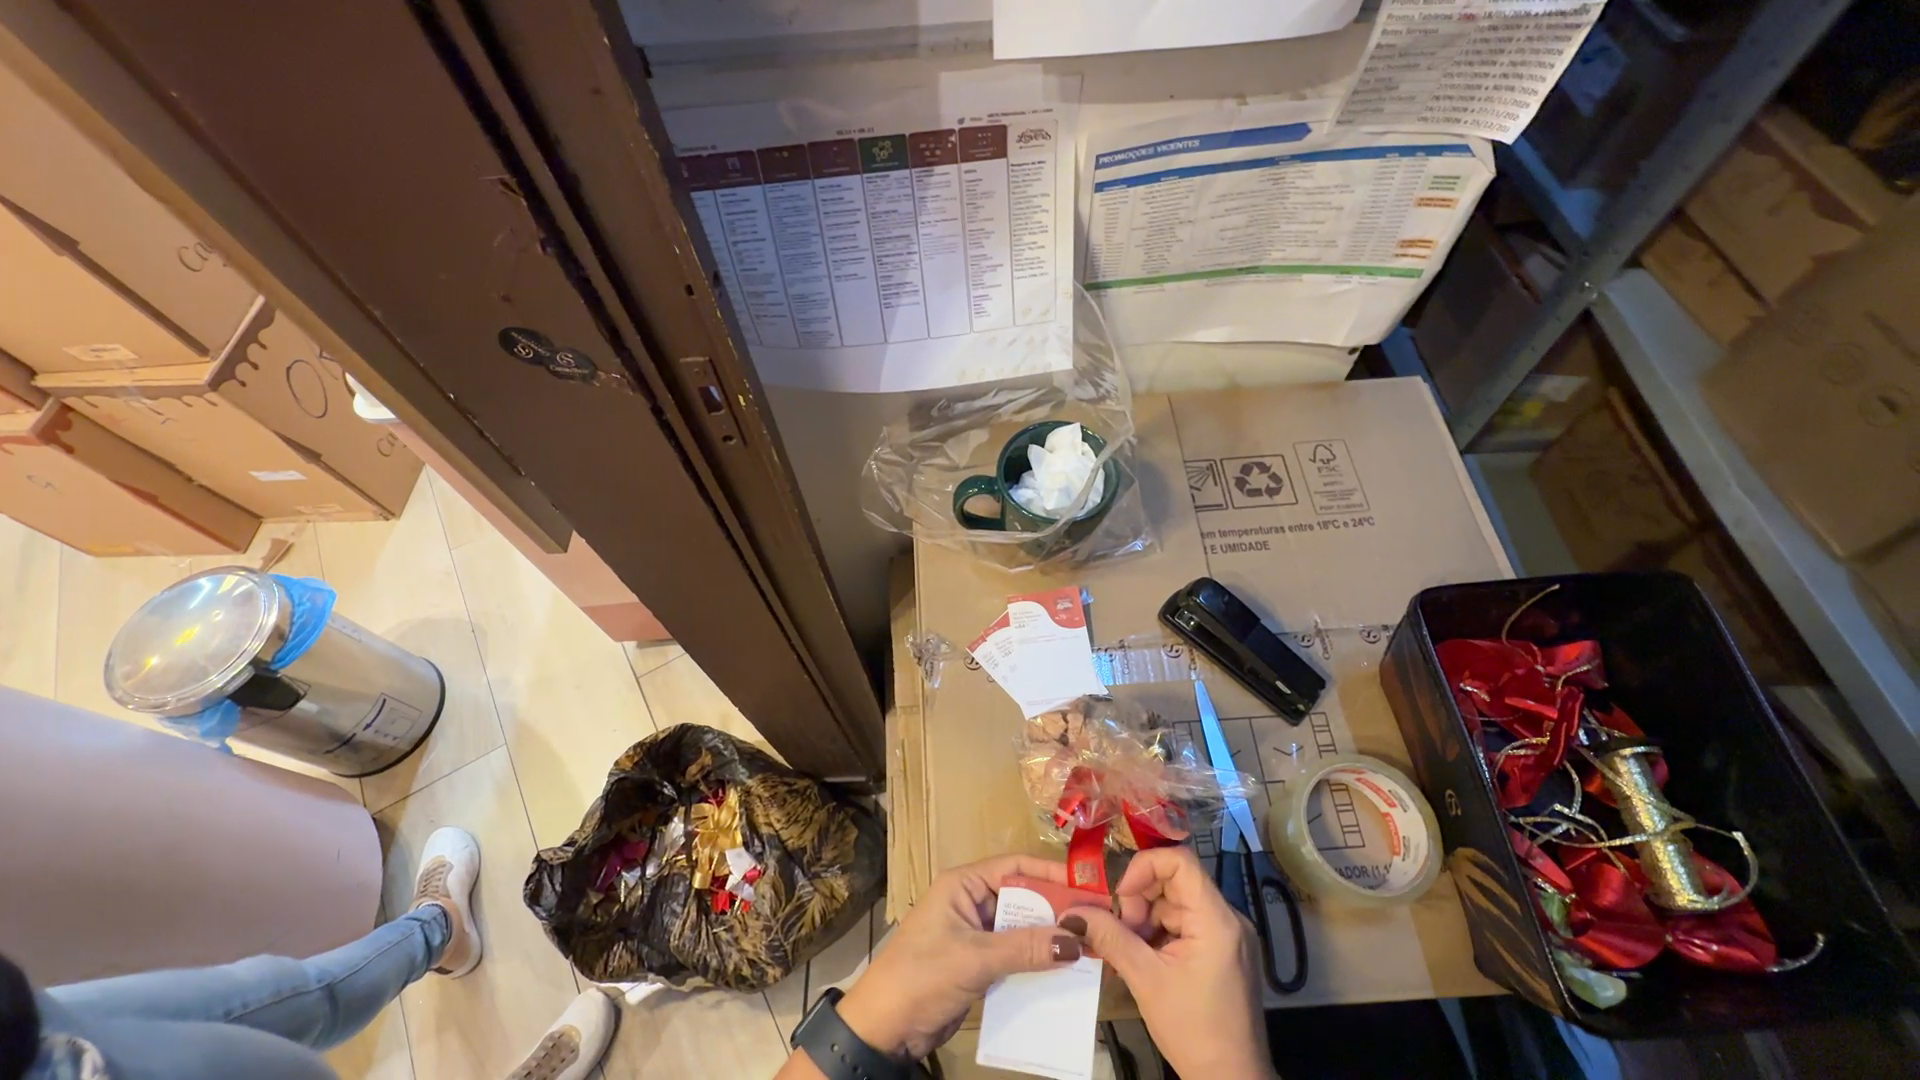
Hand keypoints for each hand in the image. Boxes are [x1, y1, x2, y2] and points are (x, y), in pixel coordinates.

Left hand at [837, 855, 1083, 1060]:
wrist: (883, 1028)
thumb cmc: (921, 976)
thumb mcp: (975, 959)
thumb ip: (1026, 948)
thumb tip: (1077, 940)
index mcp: (963, 885)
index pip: (1015, 866)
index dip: (1051, 872)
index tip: (1088, 886)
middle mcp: (971, 902)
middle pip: (1023, 897)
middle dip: (1057, 909)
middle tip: (1098, 922)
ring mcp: (975, 934)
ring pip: (1022, 929)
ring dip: (1050, 939)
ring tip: (1091, 949)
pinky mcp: (978, 964)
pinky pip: (1016, 956)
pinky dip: (1037, 962)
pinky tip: (1065, 974)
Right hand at [1063, 847, 1274, 1079]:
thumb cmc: (1192, 1029)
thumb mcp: (1145, 980)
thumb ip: (1110, 938)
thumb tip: (1072, 913)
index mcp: (1216, 919)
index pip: (1180, 861)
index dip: (1144, 867)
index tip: (1121, 897)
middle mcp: (1229, 918)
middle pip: (1177, 882)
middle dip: (1142, 900)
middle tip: (1123, 933)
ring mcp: (1229, 935)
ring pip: (1178, 903)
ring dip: (1148, 919)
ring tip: (1133, 952)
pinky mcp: (1224, 951)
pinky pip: (1187, 923)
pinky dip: (1161, 933)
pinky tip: (1147, 960)